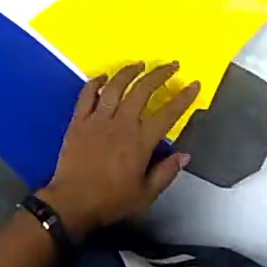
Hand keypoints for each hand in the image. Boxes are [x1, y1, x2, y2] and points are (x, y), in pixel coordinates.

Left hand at [39, 62, 200, 237]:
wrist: (73, 202)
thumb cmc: (111, 201)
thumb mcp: (146, 194)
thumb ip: (166, 172)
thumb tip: (184, 155)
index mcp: (140, 141)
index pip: (168, 114)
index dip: (183, 98)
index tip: (193, 84)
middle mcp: (120, 124)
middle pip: (142, 91)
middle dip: (159, 74)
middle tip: (171, 65)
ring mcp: (97, 120)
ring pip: (114, 87)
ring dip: (128, 72)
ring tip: (139, 64)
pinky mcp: (78, 121)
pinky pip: (86, 95)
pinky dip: (94, 82)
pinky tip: (102, 77)